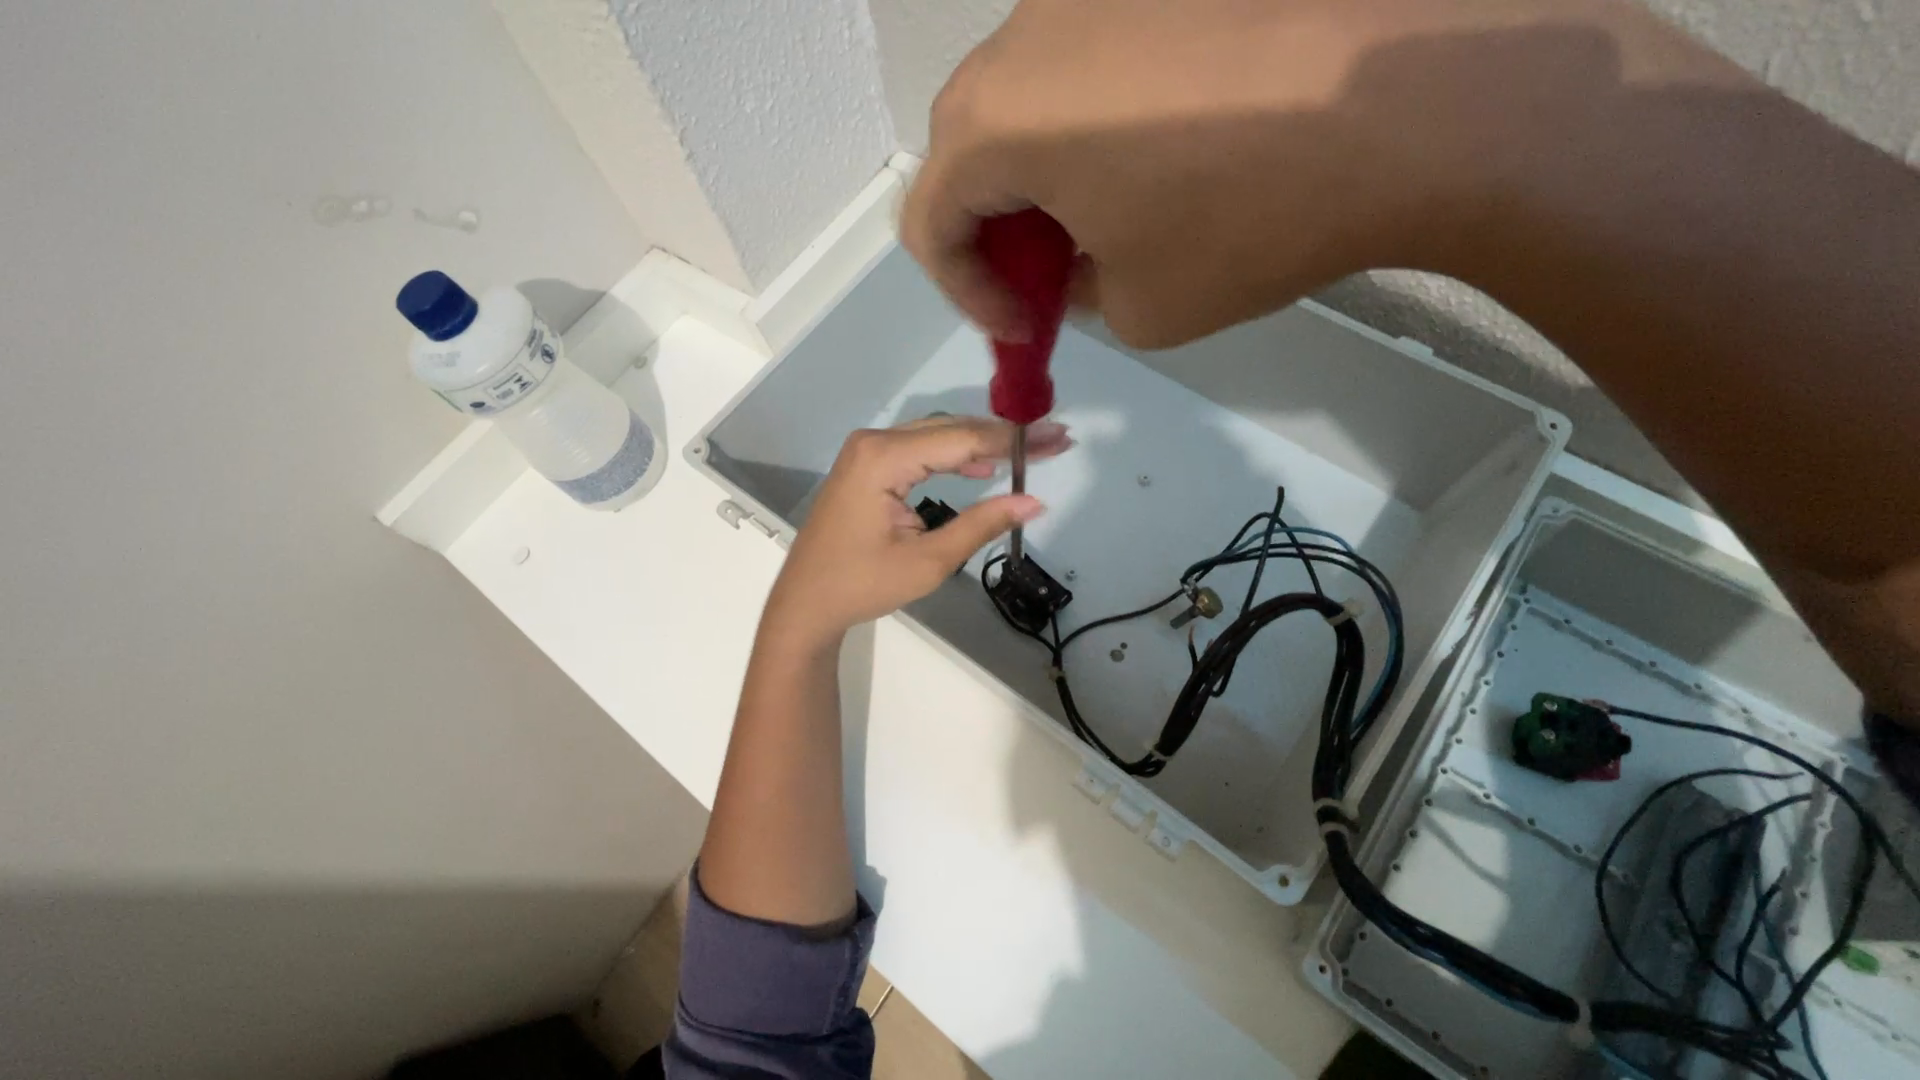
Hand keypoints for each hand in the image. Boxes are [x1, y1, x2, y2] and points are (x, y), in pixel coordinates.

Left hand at [762, 416, 1069, 645]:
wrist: (805, 602)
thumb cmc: (862, 585)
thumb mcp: (928, 561)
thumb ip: (981, 525)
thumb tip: (1034, 502)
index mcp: (882, 458)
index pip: (962, 440)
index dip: (1014, 440)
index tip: (1058, 438)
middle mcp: (873, 441)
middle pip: (951, 429)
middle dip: (1004, 437)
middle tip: (1056, 440)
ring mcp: (867, 451)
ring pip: (937, 434)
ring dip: (982, 443)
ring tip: (1031, 451)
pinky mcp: (867, 465)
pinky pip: (919, 448)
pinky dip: (954, 454)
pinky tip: (981, 466)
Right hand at [901, 0, 1734, 347]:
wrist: (1414, 98)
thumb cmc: (1252, 221)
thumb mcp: (1141, 307)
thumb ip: (1075, 296)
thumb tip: (1076, 267)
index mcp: (996, 122)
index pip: (930, 220)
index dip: (966, 291)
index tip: (1026, 324)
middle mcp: (1023, 34)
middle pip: (970, 149)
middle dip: (1002, 230)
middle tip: (1060, 276)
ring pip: (1029, 98)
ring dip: (1048, 170)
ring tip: (1120, 213)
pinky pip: (1091, 57)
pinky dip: (1100, 118)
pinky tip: (1167, 148)